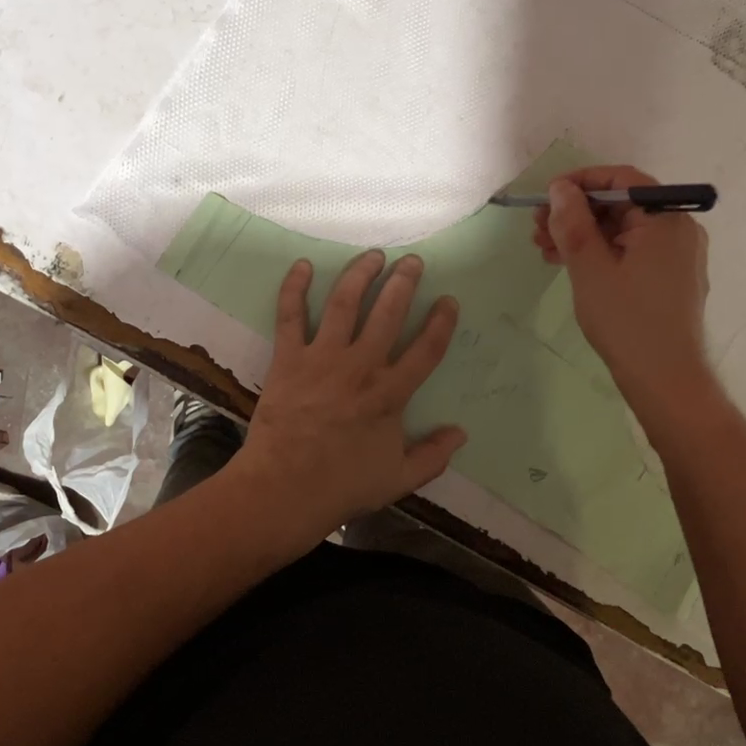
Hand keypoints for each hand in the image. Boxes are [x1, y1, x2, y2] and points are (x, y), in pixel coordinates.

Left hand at [236, 251, 467, 535]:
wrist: (284, 489)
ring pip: (344, 303)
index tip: (448, 301)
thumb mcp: (398, 479)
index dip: (441, 323)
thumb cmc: (342, 485)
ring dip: (360, 274)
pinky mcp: (288, 358)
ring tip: (373, 256)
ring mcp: (322, 358)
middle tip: (413, 262)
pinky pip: (291, 315)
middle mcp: (360, 367)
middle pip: (387, 313)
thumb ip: (433, 456)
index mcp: (390, 394)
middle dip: (404, 283)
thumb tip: (461, 434)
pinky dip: (295, 287)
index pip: (425, 349)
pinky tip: (303, 265)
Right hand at [532, 166, 711, 395]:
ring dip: (583, 235)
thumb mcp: (590, 267)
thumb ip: (573, 222)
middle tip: (537, 228)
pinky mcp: (670, 279)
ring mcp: (677, 256)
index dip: (580, 182)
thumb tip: (561, 188)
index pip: (622, 179)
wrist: (665, 378)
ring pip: (623, 231)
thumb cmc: (627, 319)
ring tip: (544, 250)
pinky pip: (632, 252)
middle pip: (621, 205)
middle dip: (576, 213)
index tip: (547, 196)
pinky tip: (570, 265)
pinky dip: (601, 253)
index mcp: (665, 219)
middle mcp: (679, 230)